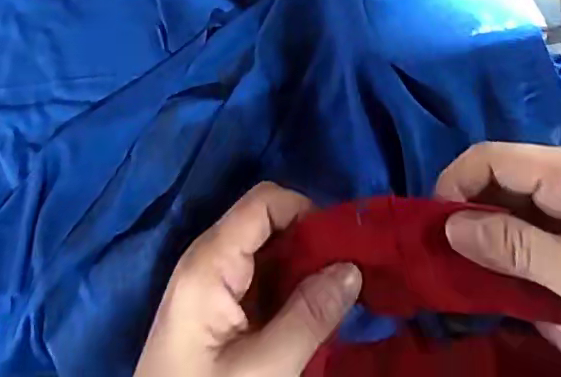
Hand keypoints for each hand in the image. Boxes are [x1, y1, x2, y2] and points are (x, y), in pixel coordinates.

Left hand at [135, 182, 362, 376]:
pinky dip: (288, 290)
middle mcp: (208, 259)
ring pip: (267, 252)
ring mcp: (209, 284)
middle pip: (268, 223)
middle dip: (311, 243)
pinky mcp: (214, 311)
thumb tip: (353, 267)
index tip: (343, 248)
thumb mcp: (262, 370)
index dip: (307, 212)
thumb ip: (308, 316)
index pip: (265, 201)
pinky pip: (259, 281)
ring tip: (337, 299)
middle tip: (349, 277)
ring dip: (303, 270)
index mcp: (211, 260)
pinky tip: (311, 316)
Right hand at [436, 143, 560, 376]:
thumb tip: (448, 223)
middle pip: (500, 189)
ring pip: (519, 226)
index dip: (454, 187)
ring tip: (532, 319)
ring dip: (515, 271)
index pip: (490, 157)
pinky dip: (540, 287)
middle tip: (467, 282)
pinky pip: (545, 252)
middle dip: (482, 234)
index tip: (431, 236)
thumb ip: (517, 248)